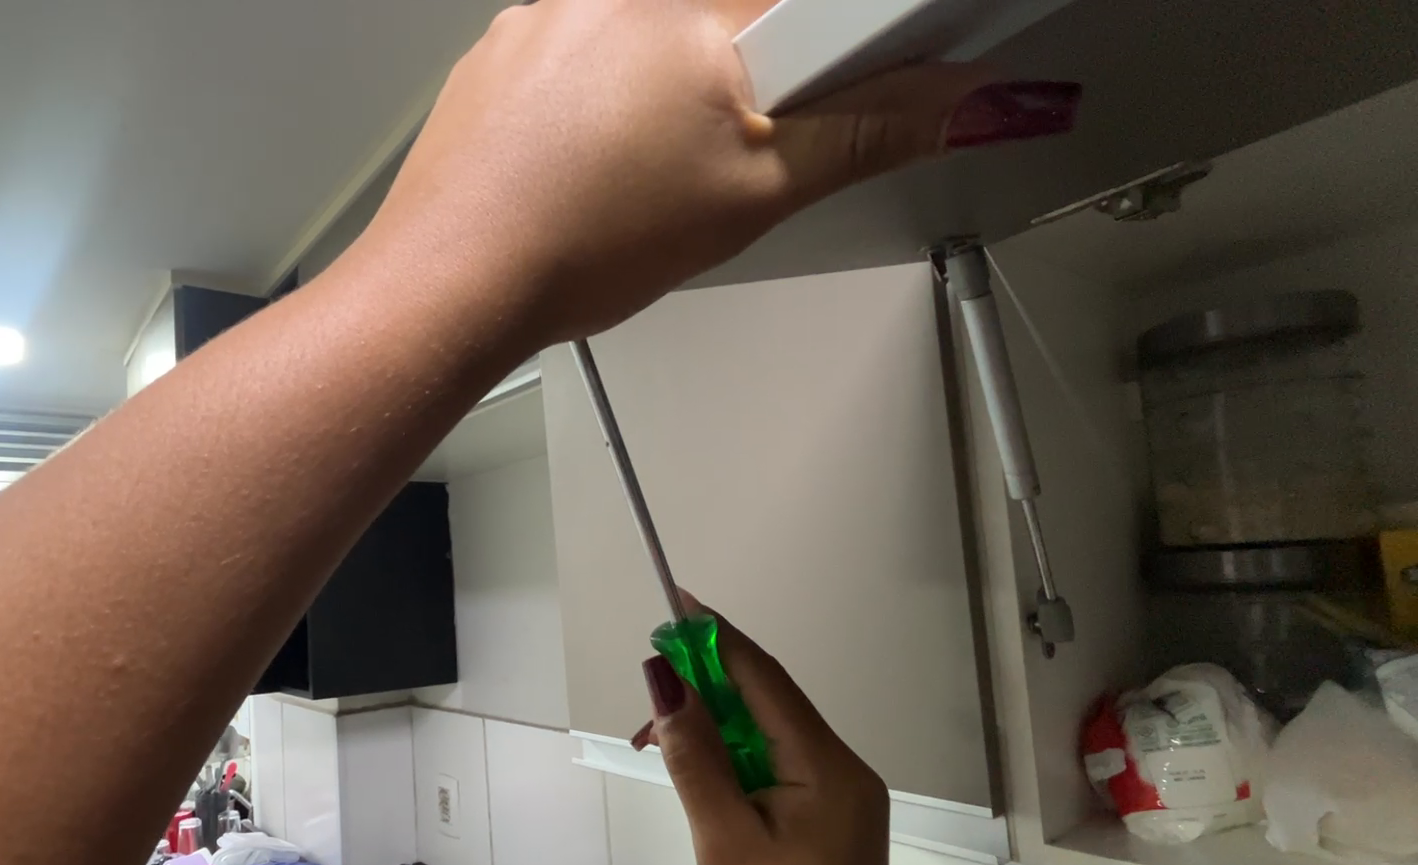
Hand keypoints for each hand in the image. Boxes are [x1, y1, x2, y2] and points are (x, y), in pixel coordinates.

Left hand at [357, 0, 1073, 347]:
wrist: (456, 283)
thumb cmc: (574, 250)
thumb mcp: (744, 202)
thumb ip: (861, 138)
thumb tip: (963, 101)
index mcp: (694, 12)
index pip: (810, 16)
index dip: (829, 69)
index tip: (821, 111)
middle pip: (716, 31)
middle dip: (723, 99)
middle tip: (690, 171)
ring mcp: (548, 17)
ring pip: (639, 52)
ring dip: (648, 110)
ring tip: (620, 186)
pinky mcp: (502, 51)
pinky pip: (571, 68)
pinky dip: (585, 115)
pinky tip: (572, 173)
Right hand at [637, 600, 913, 864]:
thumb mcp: (722, 837)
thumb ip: (693, 754)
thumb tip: (663, 680)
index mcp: (829, 769)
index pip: (765, 680)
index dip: (718, 637)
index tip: (677, 603)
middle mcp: (842, 773)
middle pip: (766, 704)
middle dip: (704, 687)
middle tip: (650, 683)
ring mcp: (836, 801)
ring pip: (764, 737)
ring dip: (710, 729)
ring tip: (654, 740)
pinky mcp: (824, 824)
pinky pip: (770, 769)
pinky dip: (728, 761)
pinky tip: (695, 773)